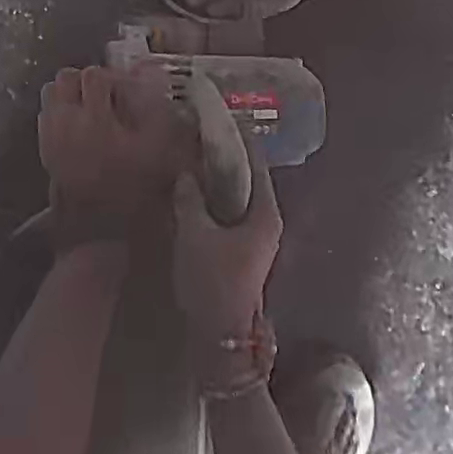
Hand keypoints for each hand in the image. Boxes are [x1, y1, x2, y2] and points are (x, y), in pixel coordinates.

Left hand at [39, 64, 190, 244]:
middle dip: (88, 81)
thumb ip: (161, 116)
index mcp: (96, 119)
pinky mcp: (45, 156)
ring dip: (71, 96)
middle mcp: (67, 123)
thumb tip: (155, 82)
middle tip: (110, 97)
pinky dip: (62, 116)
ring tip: (94, 112)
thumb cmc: (137, 203)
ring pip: (52, 97)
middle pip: (66, 79)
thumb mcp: (163, 157)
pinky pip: (47, 120)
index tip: (132, 92)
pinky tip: (83, 134)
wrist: (99, 244)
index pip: (96, 75)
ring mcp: (51, 139)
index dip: (116, 78)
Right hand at [171, 141, 280, 341]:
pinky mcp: (242, 249)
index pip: (255, 162)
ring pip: (237, 194)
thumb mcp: (195, 234)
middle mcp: (267, 220)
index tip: (219, 114)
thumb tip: (186, 173)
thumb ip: (190, 198)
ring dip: (218, 176)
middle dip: (225, 154)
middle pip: (248, 176)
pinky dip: (214, 195)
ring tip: (192, 155)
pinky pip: (229, 210)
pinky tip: (192, 190)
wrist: (222, 338)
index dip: (238, 137)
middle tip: (199, 132)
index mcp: (265, 212)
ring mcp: (256, 237)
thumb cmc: (213, 282)